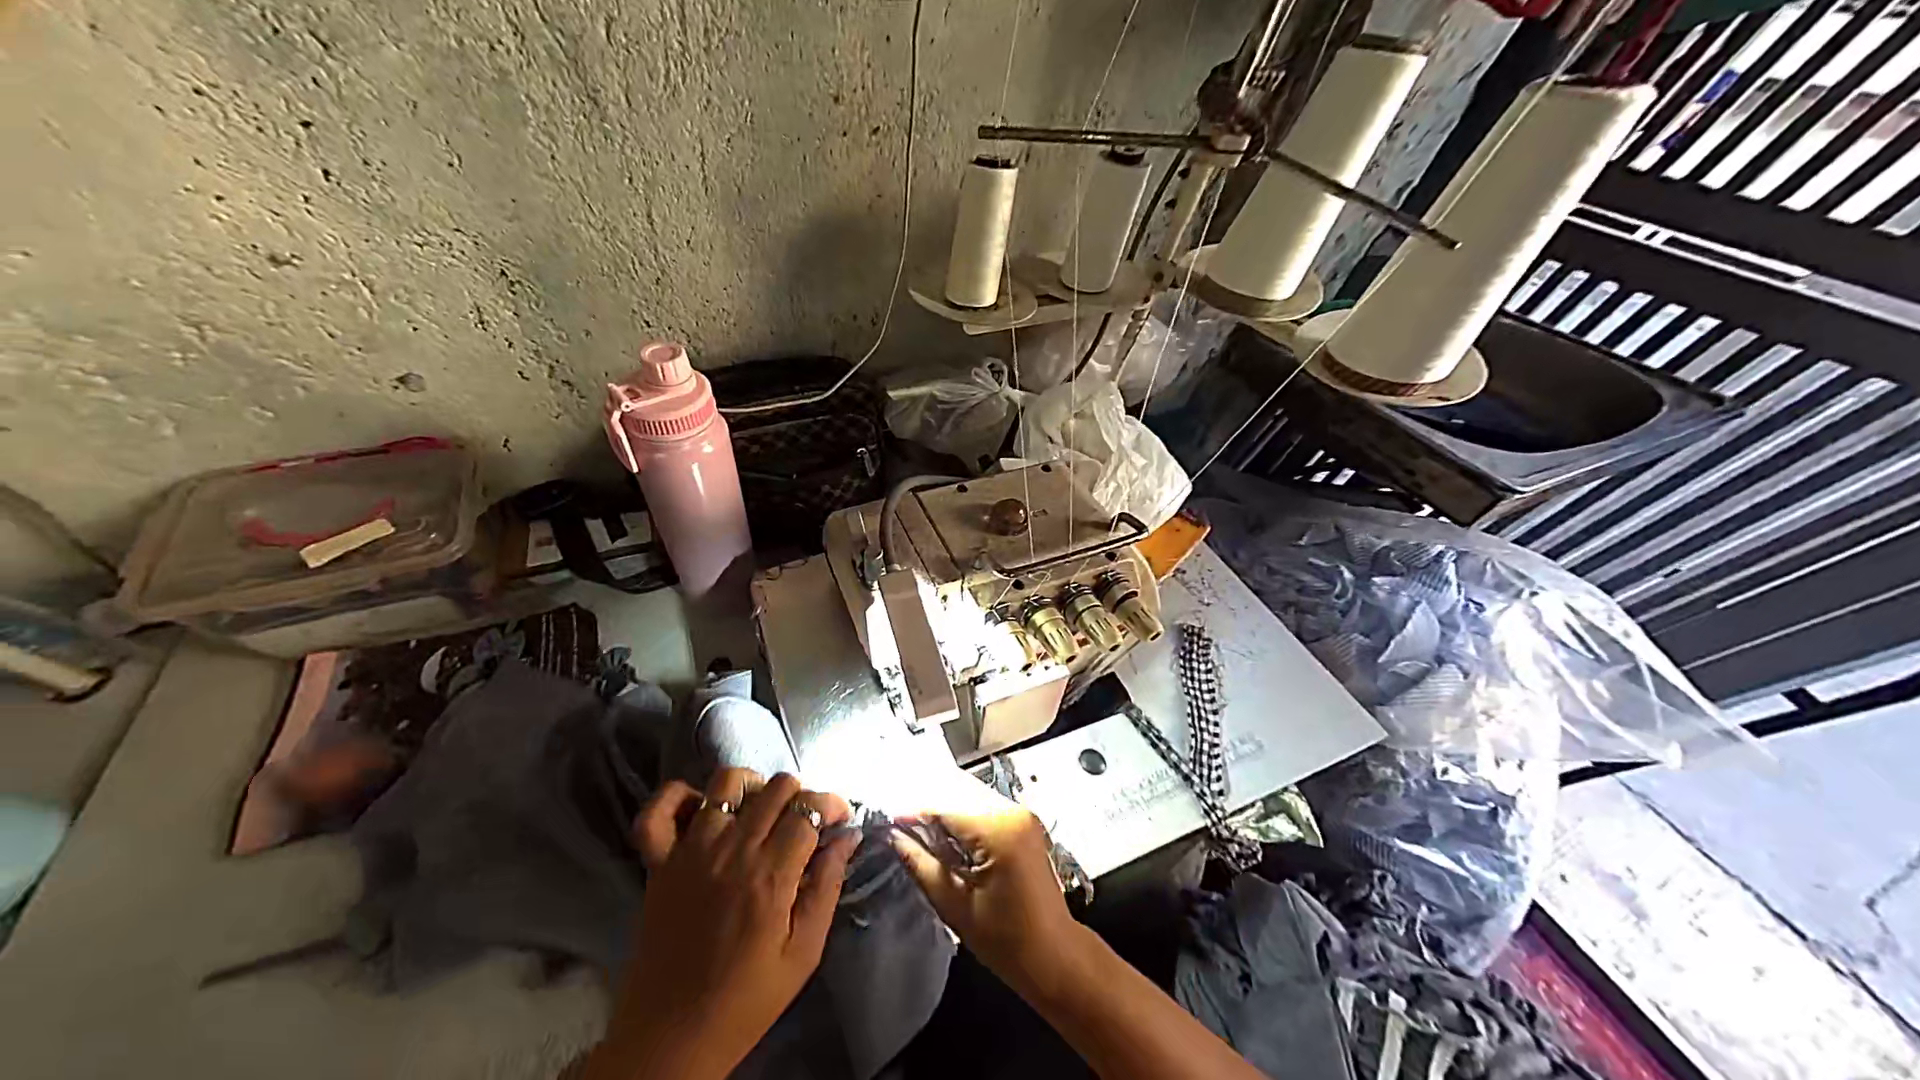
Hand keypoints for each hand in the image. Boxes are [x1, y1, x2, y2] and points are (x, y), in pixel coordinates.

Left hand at [587, 769, 857, 1079]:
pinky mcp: (658, 863)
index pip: (809, 809)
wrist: (672, 1037)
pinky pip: (658, 811)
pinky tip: (701, 808)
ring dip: (753, 786)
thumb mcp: (804, 952)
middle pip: (776, 787)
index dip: (832, 805)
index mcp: (771, 875)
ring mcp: (690, 852)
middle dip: (800, 795)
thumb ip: (828, 887)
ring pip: (726, 782)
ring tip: (761, 810)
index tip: (840, 819)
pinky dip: (679, 796)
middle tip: (804, 822)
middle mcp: (732, 851)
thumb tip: (847, 837)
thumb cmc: (747, 999)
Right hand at [888, 780, 1081, 990]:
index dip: (912, 813)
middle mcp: (1013, 812)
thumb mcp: (954, 904)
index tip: (887, 822)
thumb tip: (894, 836)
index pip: (944, 806)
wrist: (1054, 955)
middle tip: (899, 826)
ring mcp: (1022, 815)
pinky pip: (985, 810)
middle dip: (928, 809)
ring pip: (970, 799)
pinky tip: (947, 838)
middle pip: (958, 795)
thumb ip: (921, 864)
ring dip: (945, 813)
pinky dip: (963, 819)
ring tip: (918, 832)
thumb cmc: (1005, 940)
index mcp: (999, 829)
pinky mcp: (1024, 824)